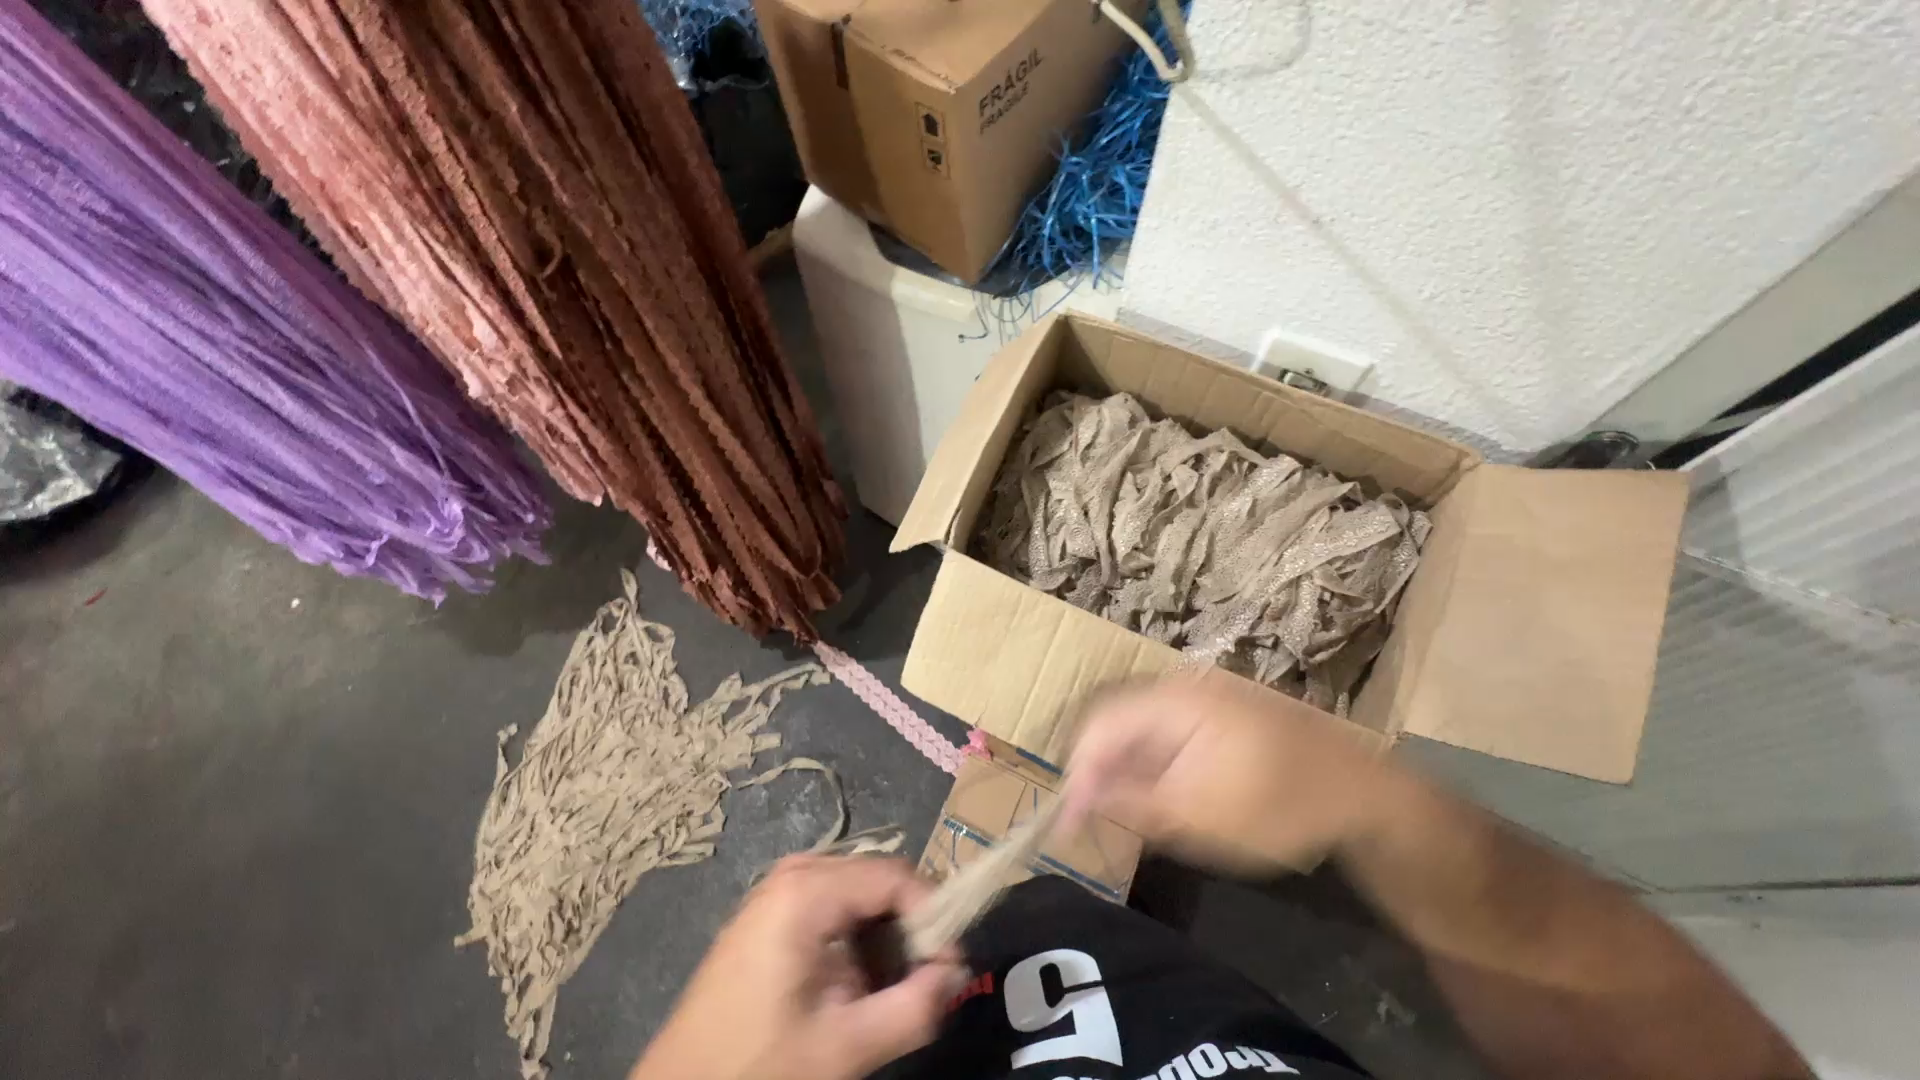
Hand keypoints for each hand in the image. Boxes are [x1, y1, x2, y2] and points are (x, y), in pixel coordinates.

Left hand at [629, 855, 965, 1079]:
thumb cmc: (760, 1064)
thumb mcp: (846, 1045)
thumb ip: (915, 1008)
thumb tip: (957, 974)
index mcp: (806, 891)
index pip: (896, 876)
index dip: (934, 916)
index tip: (950, 967)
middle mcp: (793, 874)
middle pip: (878, 879)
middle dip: (909, 927)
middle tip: (924, 980)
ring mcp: (777, 890)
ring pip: (859, 892)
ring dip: (884, 936)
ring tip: (889, 988)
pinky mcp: (771, 912)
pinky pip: (833, 905)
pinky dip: (857, 937)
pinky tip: (854, 984)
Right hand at [1062, 674, 1410, 870]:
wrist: (1366, 797)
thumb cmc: (1279, 807)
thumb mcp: (1196, 817)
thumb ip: (1129, 803)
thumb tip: (1076, 799)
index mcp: (1174, 700)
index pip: (1099, 725)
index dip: (1077, 773)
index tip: (1068, 821)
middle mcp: (1184, 686)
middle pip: (1117, 720)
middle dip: (1099, 770)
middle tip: (1093, 819)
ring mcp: (1206, 696)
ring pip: (1141, 727)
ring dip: (1126, 769)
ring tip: (1126, 813)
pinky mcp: (1223, 712)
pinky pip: (1168, 732)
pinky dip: (1155, 764)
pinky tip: (1163, 796)